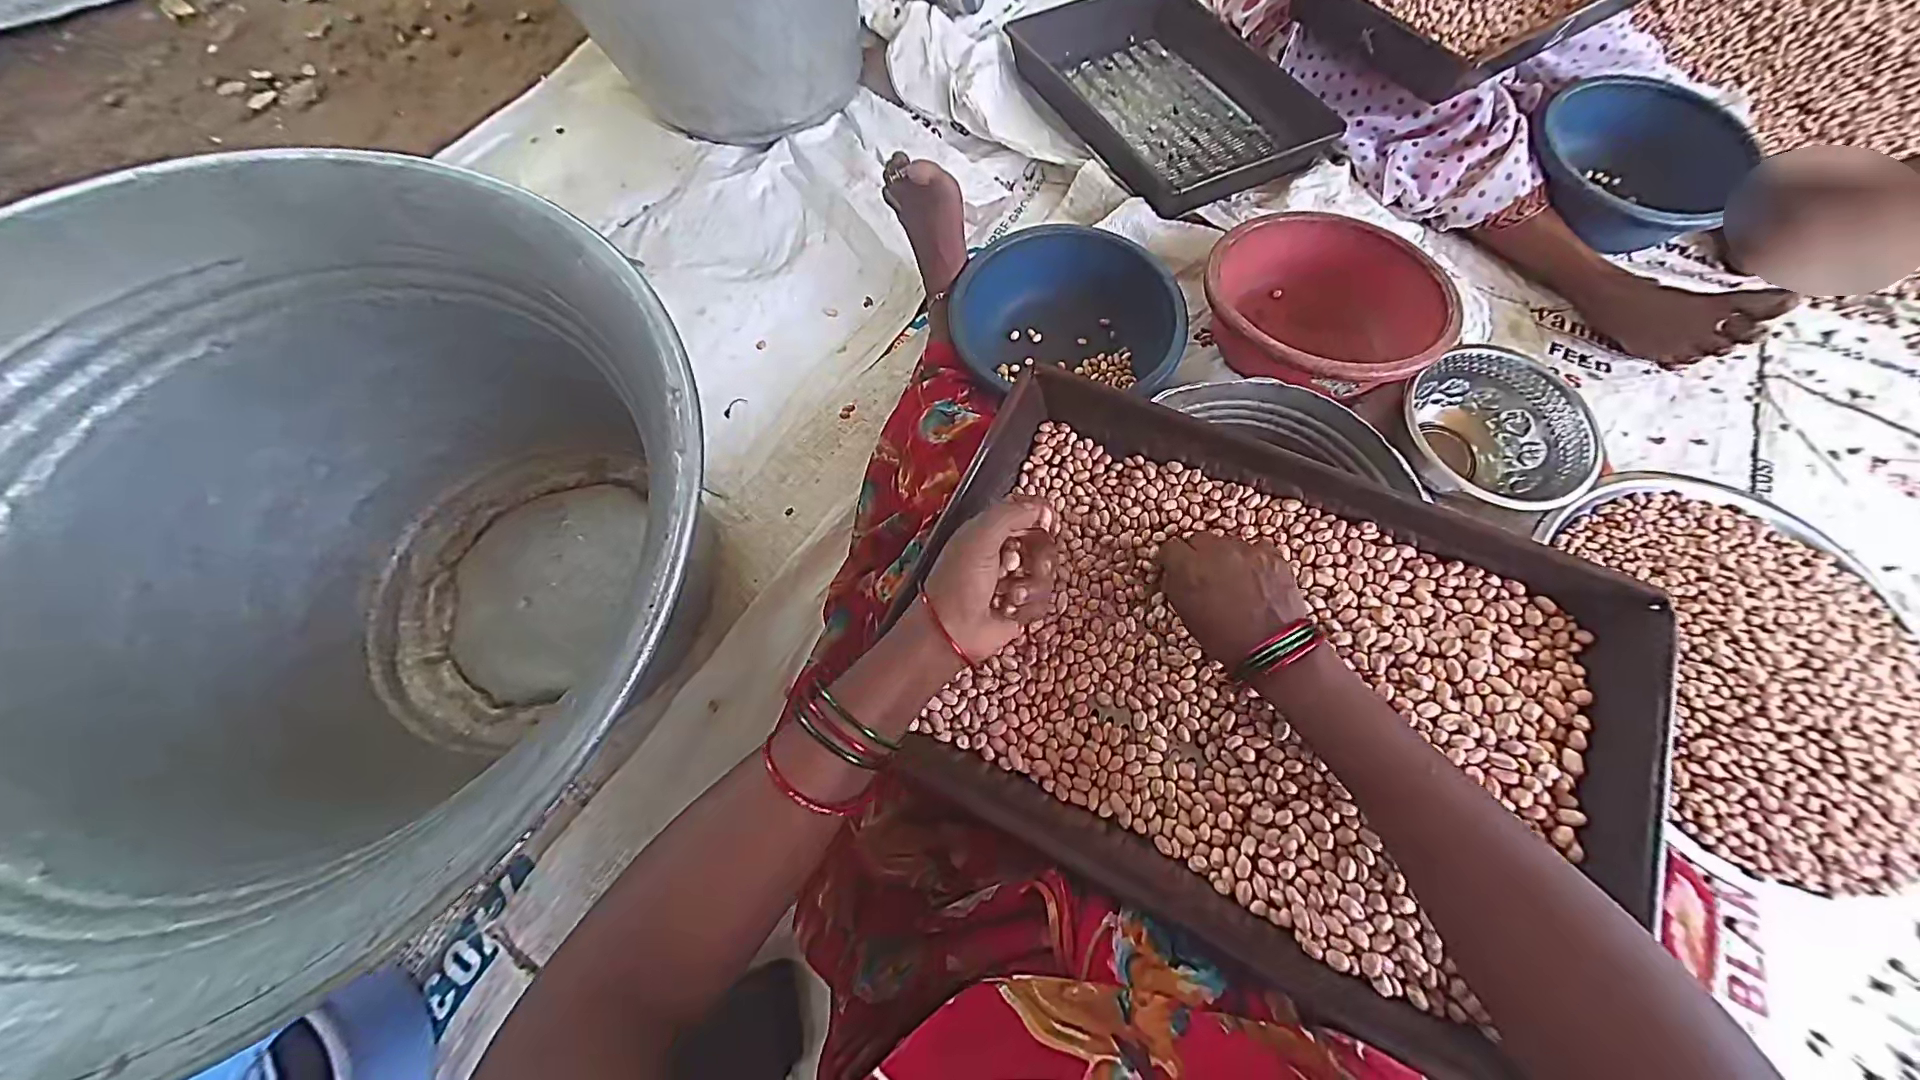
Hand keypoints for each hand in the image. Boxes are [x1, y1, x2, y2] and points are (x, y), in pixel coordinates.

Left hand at [921, 497, 1058, 661]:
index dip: (1039, 514)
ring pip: (1047, 571)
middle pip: (1043, 541)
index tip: (1047, 521)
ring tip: (1011, 594)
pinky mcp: (1023, 607)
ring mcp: (1014, 580)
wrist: (952, 632)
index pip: (1023, 511)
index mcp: (988, 531)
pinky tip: (1011, 609)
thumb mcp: (979, 538)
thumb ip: (1009, 515)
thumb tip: (1041, 507)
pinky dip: (1029, 605)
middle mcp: (1003, 553)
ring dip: (1031, 584)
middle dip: (1037, 555)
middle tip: (1021, 564)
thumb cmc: (959, 582)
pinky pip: (1044, 598)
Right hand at [1157, 533, 1308, 663]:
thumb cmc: (1224, 639)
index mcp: (1188, 568)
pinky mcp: (1271, 554)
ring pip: (1227, 543)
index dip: (1172, 559)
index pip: (1170, 548)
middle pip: (1198, 540)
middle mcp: (1215, 552)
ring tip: (1232, 580)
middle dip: (1198, 555)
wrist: (1273, 648)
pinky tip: (1253, 578)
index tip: (1174, 566)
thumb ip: (1176, 585)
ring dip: (1225, 557)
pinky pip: (1254, 549)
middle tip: (1203, 575)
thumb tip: (1175, 573)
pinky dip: (1252, 560)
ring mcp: (1246, 550)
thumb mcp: (1186, 614)